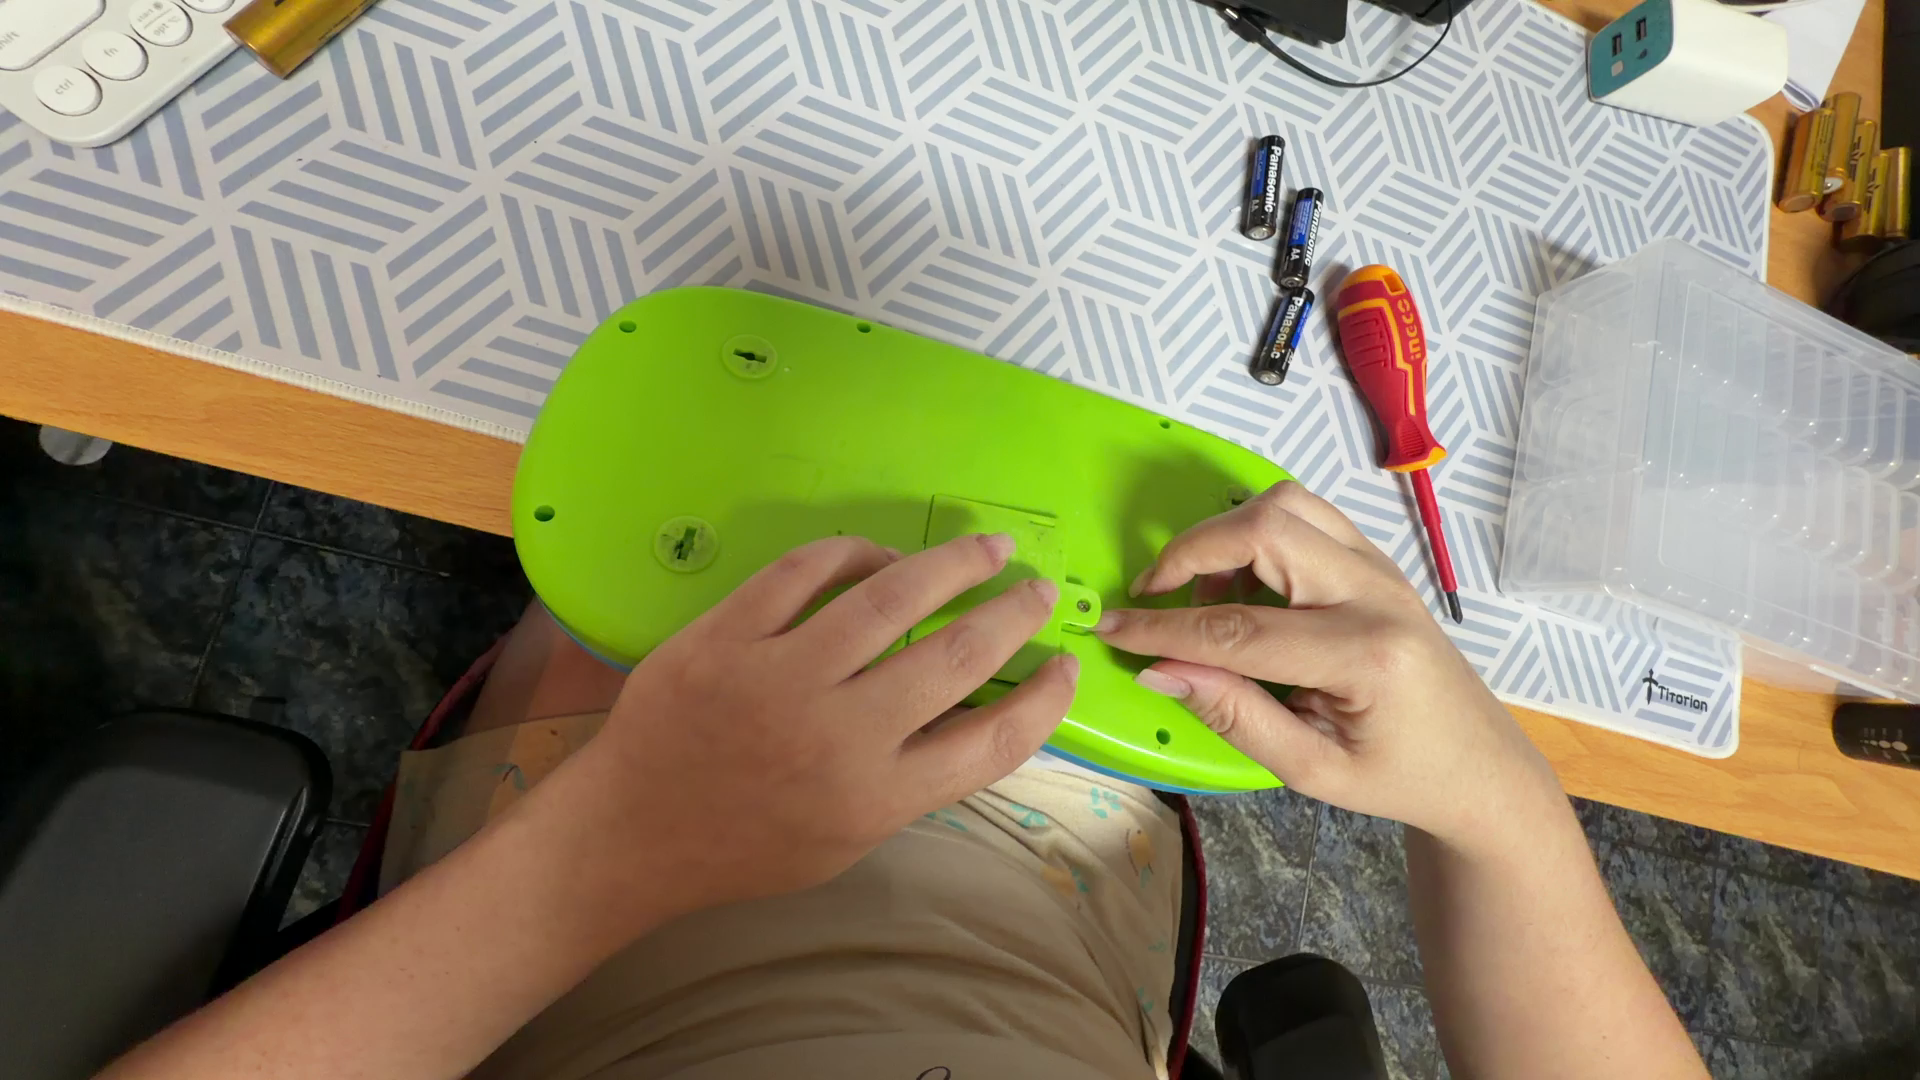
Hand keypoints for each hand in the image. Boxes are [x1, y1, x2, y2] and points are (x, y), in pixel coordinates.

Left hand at [539, 533, 1077, 923]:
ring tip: (987, 547)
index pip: (993, 742)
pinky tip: (879, 554)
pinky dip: (853, 552)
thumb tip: (974, 705)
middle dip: (1013, 614)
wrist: (631, 834)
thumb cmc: (749, 844)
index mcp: (877, 797)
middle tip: (1037, 588)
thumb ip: (915, 777)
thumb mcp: (849, 837)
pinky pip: (805, 571)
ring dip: (953, 564)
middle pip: (957, 657)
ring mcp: (778, 678)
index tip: (1066, 666)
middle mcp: (839, 736)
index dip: (1045, 701)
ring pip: (889, 597)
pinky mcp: (726, 635)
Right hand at [1094, 482, 1556, 845]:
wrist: (1481, 766)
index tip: (1109, 627)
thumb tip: (1157, 668)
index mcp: (1364, 655)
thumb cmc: (1397, 777)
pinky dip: (1254, 534)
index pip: (1237, 629)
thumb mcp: (1309, 767)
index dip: (1161, 628)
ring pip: (1285, 504)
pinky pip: (1303, 515)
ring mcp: (1379, 566)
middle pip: (1265, 527)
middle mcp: (1375, 592)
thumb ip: (1231, 713)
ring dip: (1225, 535)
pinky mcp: (1373, 560)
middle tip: (1153, 593)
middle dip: (1190, 552)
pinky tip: (1243, 584)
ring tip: (1203, 590)